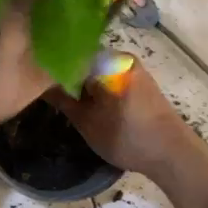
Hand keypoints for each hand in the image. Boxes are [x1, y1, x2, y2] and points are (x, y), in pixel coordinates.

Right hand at [45, 56, 197, 177]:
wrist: (173, 153)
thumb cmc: (126, 137)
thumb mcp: (87, 122)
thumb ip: (62, 99)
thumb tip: (38, 83)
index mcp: (108, 60)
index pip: (68, 54)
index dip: (50, 67)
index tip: (34, 81)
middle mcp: (121, 57)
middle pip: (83, 61)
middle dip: (65, 77)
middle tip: (47, 95)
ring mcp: (132, 69)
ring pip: (96, 72)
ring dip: (81, 85)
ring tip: (64, 103)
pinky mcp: (140, 82)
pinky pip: (109, 79)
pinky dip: (96, 90)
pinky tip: (87, 105)